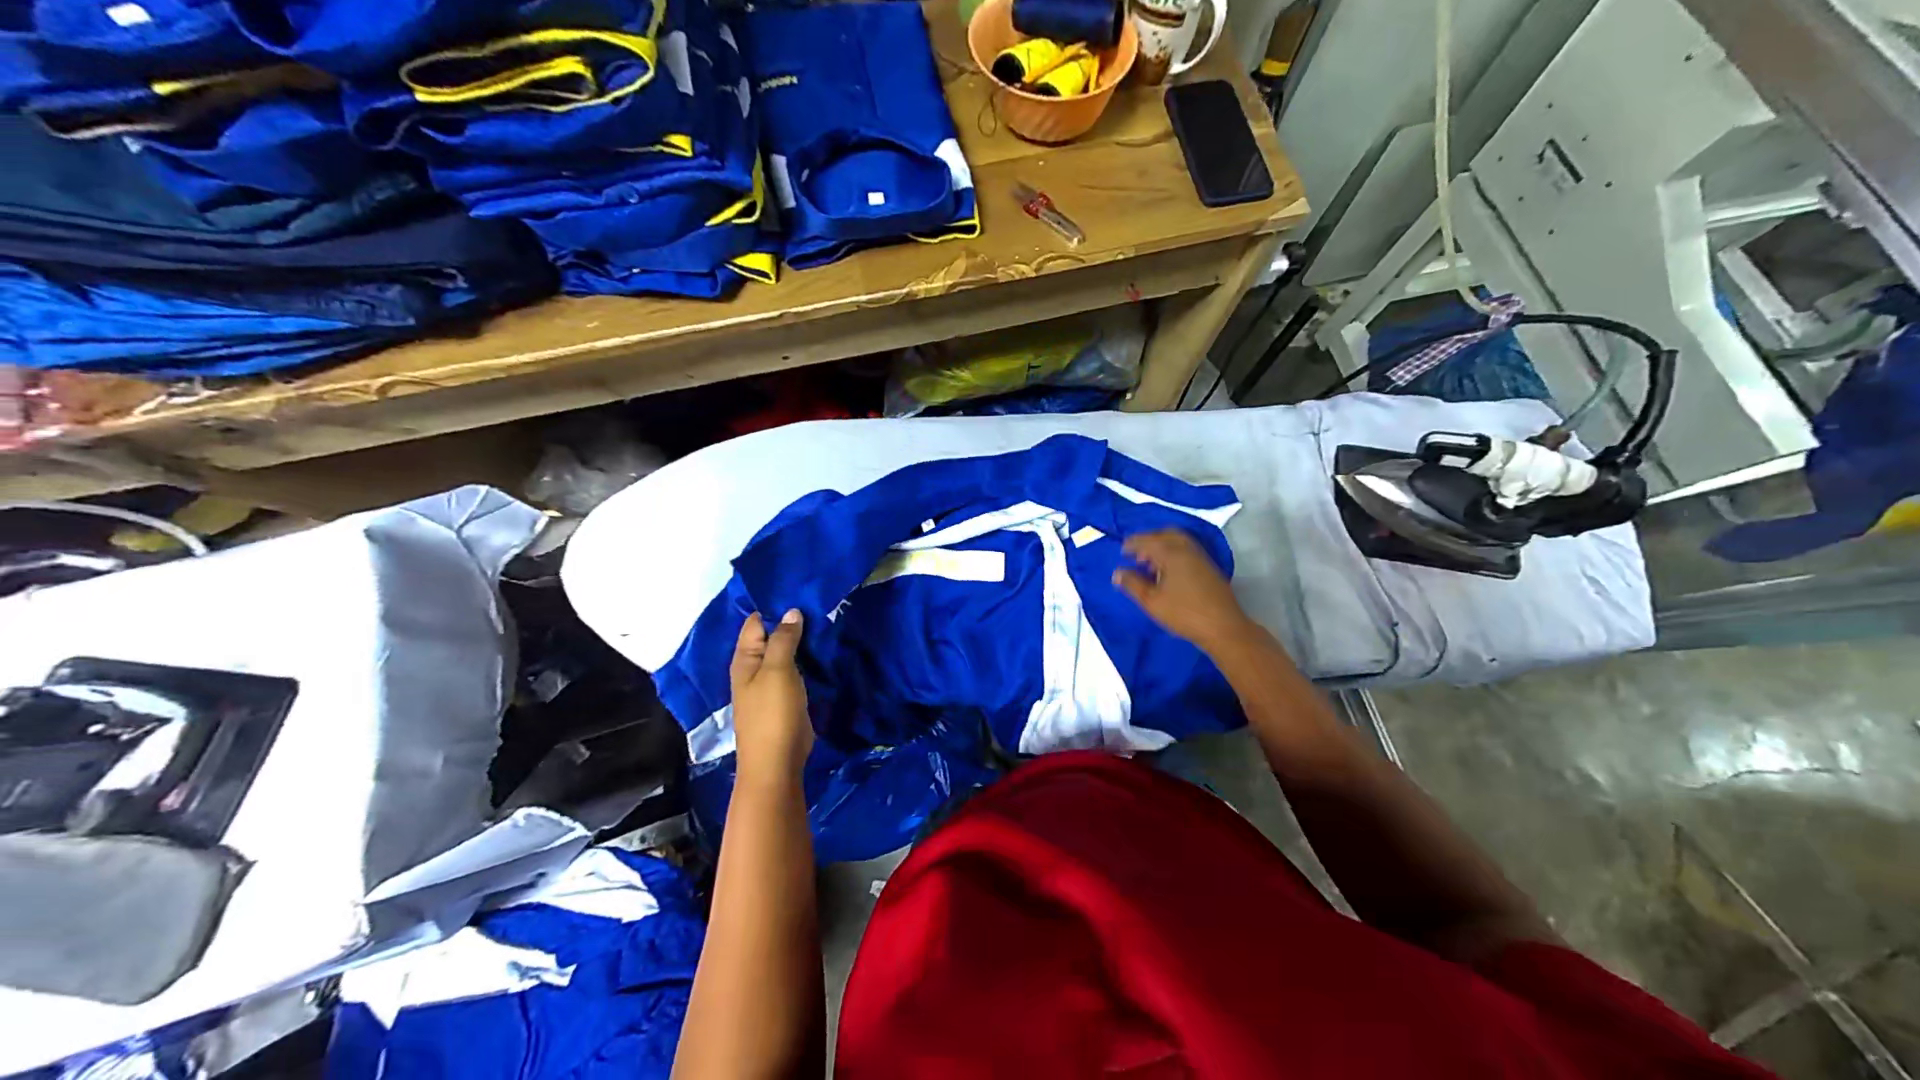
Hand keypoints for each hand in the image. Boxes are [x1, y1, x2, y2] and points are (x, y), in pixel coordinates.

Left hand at [729, 610, 812, 785]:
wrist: (777, 762)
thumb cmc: (773, 713)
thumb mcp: (777, 670)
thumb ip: (783, 639)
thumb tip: (791, 612)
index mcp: (745, 659)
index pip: (757, 622)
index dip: (775, 606)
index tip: (800, 590)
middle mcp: (754, 668)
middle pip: (772, 637)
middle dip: (792, 622)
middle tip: (820, 603)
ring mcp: (771, 684)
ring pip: (787, 654)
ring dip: (802, 642)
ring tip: (827, 621)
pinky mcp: (787, 698)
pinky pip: (797, 671)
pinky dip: (808, 661)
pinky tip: (824, 651)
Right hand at [1112, 528, 1254, 653]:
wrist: (1223, 627)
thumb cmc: (1184, 613)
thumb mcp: (1151, 601)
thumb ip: (1132, 584)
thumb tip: (1118, 572)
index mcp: (1172, 553)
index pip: (1148, 540)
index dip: (1132, 544)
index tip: (1122, 551)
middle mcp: (1187, 549)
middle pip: (1166, 534)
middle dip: (1149, 540)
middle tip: (1137, 554)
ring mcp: (1201, 558)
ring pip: (1179, 541)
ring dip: (1163, 546)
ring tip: (1151, 564)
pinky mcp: (1209, 568)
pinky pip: (1187, 550)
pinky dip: (1174, 553)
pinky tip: (1168, 572)